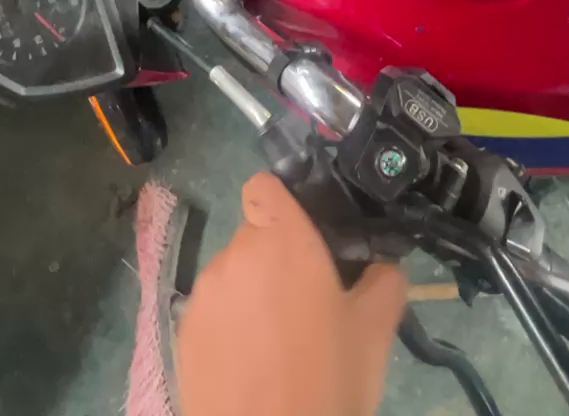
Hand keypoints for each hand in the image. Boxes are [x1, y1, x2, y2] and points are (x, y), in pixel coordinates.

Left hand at [175, 172, 409, 415]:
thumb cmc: (326, 382)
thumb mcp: (374, 333)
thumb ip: (384, 281)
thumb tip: (384, 262)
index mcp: (284, 240)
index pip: (266, 185)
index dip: (282, 200)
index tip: (302, 231)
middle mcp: (238, 252)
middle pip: (256, 234)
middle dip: (277, 257)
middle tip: (307, 301)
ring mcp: (205, 290)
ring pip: (234, 271)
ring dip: (253, 289)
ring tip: (278, 338)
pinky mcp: (184, 327)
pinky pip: (213, 306)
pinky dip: (230, 321)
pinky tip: (250, 361)